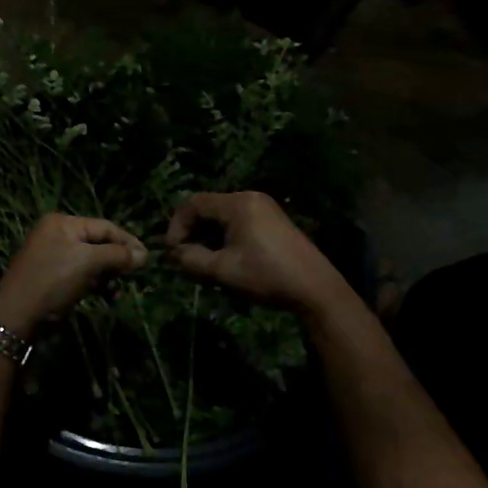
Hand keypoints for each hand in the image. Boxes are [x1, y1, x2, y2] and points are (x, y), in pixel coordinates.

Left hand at [0, 213, 148, 336]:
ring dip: (109, 274)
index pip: (105, 226)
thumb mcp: (88, 262)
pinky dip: (97, 284)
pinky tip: (108, 296)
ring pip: (93, 261)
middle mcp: (58, 235)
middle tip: (135, 275)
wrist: (18, 315)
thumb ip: (118, 255)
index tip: (147, 258)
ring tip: (119, 289)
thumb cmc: (53, 280)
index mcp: (63, 223)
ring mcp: (56, 257)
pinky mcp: (56, 279)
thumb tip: (144, 256)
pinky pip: (84, 276)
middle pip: (99, 243)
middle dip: (118, 259)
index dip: (128, 241)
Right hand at [165, 191, 352, 313]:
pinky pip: (237, 223)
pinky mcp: (271, 222)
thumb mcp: (223, 270)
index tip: (172, 252)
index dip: (176, 226)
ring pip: (221, 217)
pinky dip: (223, 238)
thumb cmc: (267, 276)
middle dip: (191, 233)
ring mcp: (263, 209)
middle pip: (207, 208)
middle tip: (184, 260)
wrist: (314, 288)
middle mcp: (250, 198)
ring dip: (207, 238)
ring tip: (203, 264)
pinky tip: (224, 261)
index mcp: (238, 204)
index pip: (193, 203)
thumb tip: (175, 254)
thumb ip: (191, 260)